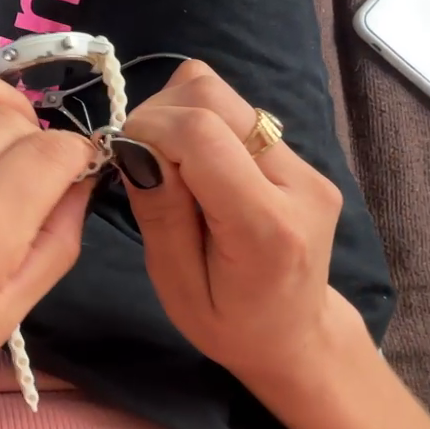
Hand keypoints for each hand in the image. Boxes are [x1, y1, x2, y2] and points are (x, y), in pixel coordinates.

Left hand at [0, 71, 94, 428]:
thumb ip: (53, 244)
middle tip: (46, 175)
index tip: (84, 172)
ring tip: (11, 150)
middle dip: (43, 135)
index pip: (48, 153)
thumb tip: (79, 183)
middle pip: (8, 116)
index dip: (80, 154)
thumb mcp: (2, 324)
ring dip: (4, 110)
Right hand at [120, 61, 369, 396]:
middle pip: (210, 96)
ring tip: (164, 157)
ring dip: (175, 112)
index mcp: (267, 226)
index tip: (124, 159)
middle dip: (157, 115)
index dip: (147, 130)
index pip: (200, 134)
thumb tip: (133, 147)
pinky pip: (232, 107)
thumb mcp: (176, 286)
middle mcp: (297, 181)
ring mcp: (305, 162)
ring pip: (220, 91)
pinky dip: (195, 118)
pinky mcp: (297, 154)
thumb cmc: (229, 324)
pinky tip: (190, 159)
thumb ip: (159, 213)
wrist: (297, 336)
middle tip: (140, 157)